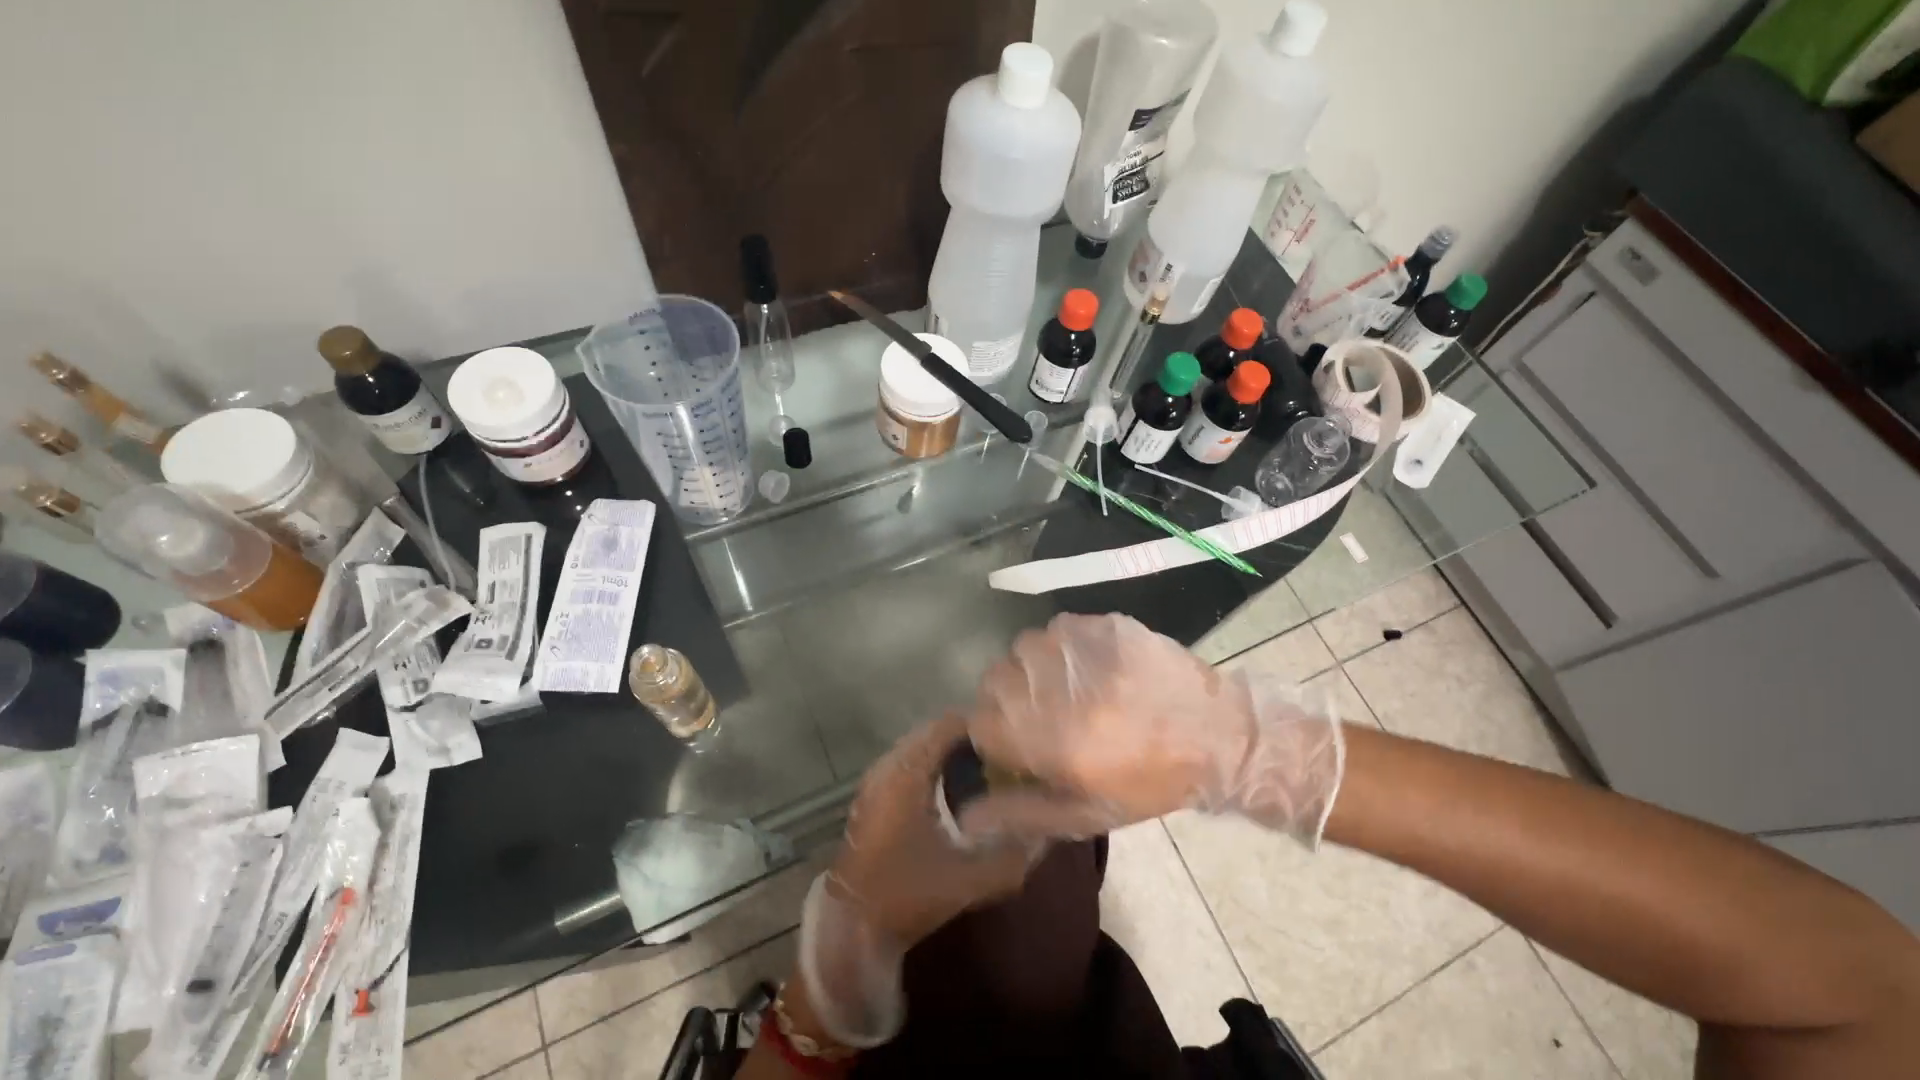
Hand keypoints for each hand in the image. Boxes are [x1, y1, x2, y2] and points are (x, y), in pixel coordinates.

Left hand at [799, 713, 1039, 1047]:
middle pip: (935, 731)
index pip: (948, 724)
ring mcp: (876, 781)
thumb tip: (1045, 833)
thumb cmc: (906, 896)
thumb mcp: (967, 880)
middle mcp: (887, 767)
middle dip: (972, 739)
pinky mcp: (874, 797)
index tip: (1017, 740)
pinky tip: (962, 789)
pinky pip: (911, 764)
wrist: (852, 926)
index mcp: (906, 774)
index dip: (984, 726)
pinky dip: (936, 766)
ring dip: (953, 753)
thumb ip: (1011, 857)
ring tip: (993, 769)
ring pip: (922, 747)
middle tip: (1011, 756)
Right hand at [964, 613, 1345, 843]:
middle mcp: (1054, 687)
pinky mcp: (1103, 624)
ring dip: (1035, 670)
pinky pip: (1059, 629)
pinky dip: (1064, 647)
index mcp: (1046, 739)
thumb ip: (1020, 813)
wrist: (1216, 736)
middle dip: (1009, 700)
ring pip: (1023, 649)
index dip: (995, 737)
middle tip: (1044, 717)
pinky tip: (1092, 668)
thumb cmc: (1148, 783)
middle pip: (994, 682)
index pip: (979, 723)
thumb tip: (965, 818)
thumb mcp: (1084, 813)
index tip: (1019, 747)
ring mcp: (1079, 648)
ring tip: (1069, 689)